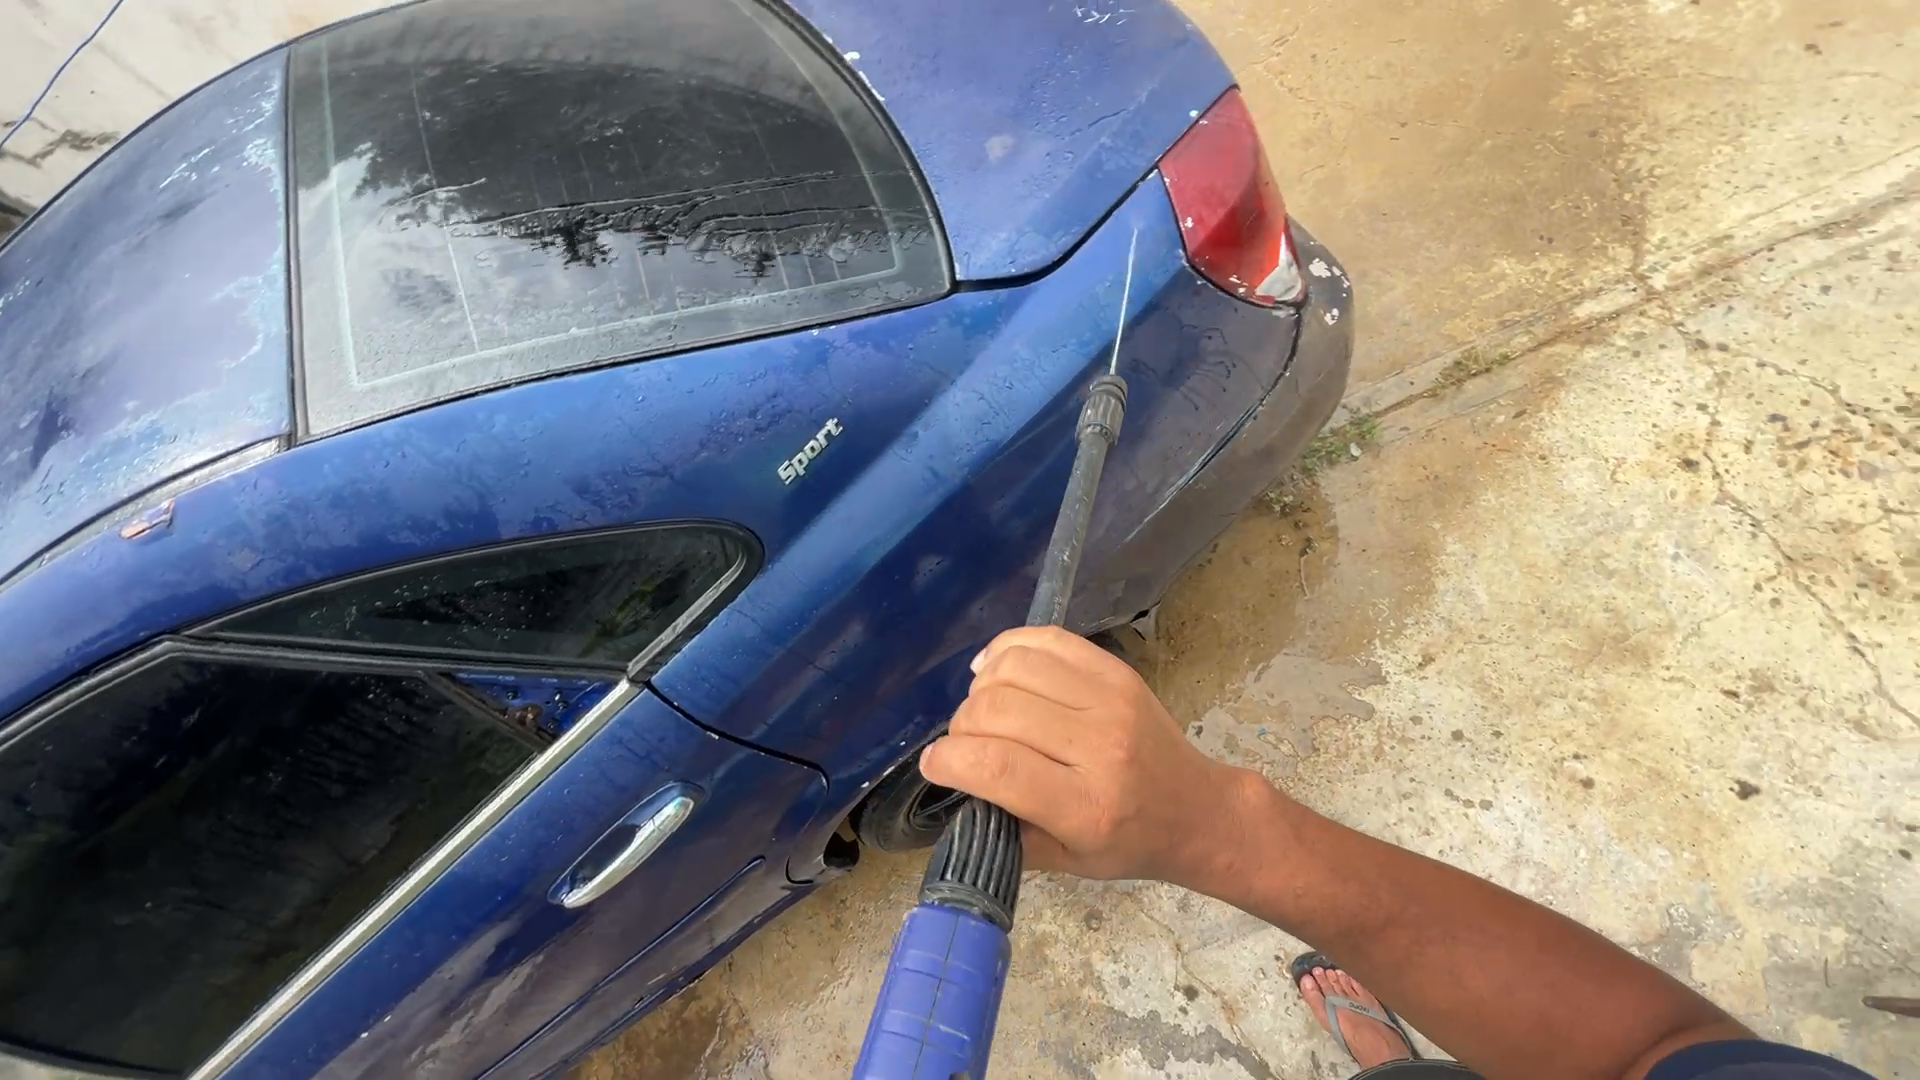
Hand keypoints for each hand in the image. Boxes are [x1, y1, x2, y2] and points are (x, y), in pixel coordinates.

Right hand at [918, 626, 1263, 889]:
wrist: (1196, 808)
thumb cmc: (1127, 842)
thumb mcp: (1064, 861)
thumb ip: (1003, 829)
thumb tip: (951, 785)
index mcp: (1086, 807)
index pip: (997, 766)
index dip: (949, 759)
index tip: (933, 764)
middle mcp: (1099, 746)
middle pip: (999, 710)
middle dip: (961, 725)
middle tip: (964, 742)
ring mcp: (1110, 699)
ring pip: (1014, 667)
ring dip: (981, 687)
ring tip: (984, 708)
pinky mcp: (1115, 670)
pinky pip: (1044, 639)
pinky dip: (1007, 649)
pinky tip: (996, 670)